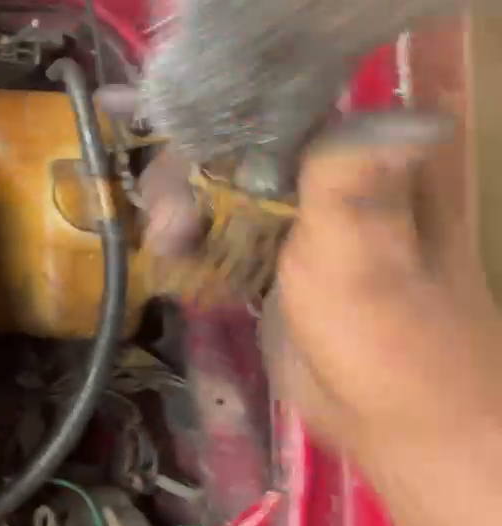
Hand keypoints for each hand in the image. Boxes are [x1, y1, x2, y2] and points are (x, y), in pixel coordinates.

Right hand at [129, 107, 501, 465]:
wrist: (400, 427)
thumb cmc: (392, 339)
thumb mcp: (364, 258)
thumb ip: (352, 185)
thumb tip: (394, 106)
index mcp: (372, 156)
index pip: (270, 98)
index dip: (202, 99)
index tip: (125, 105)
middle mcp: (333, 168)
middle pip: (225, 135)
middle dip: (181, 171)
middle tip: (168, 219)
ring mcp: (300, 206)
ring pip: (208, 173)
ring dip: (175, 205)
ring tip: (169, 247)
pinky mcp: (272, 241)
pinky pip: (209, 212)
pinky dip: (182, 228)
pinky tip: (171, 253)